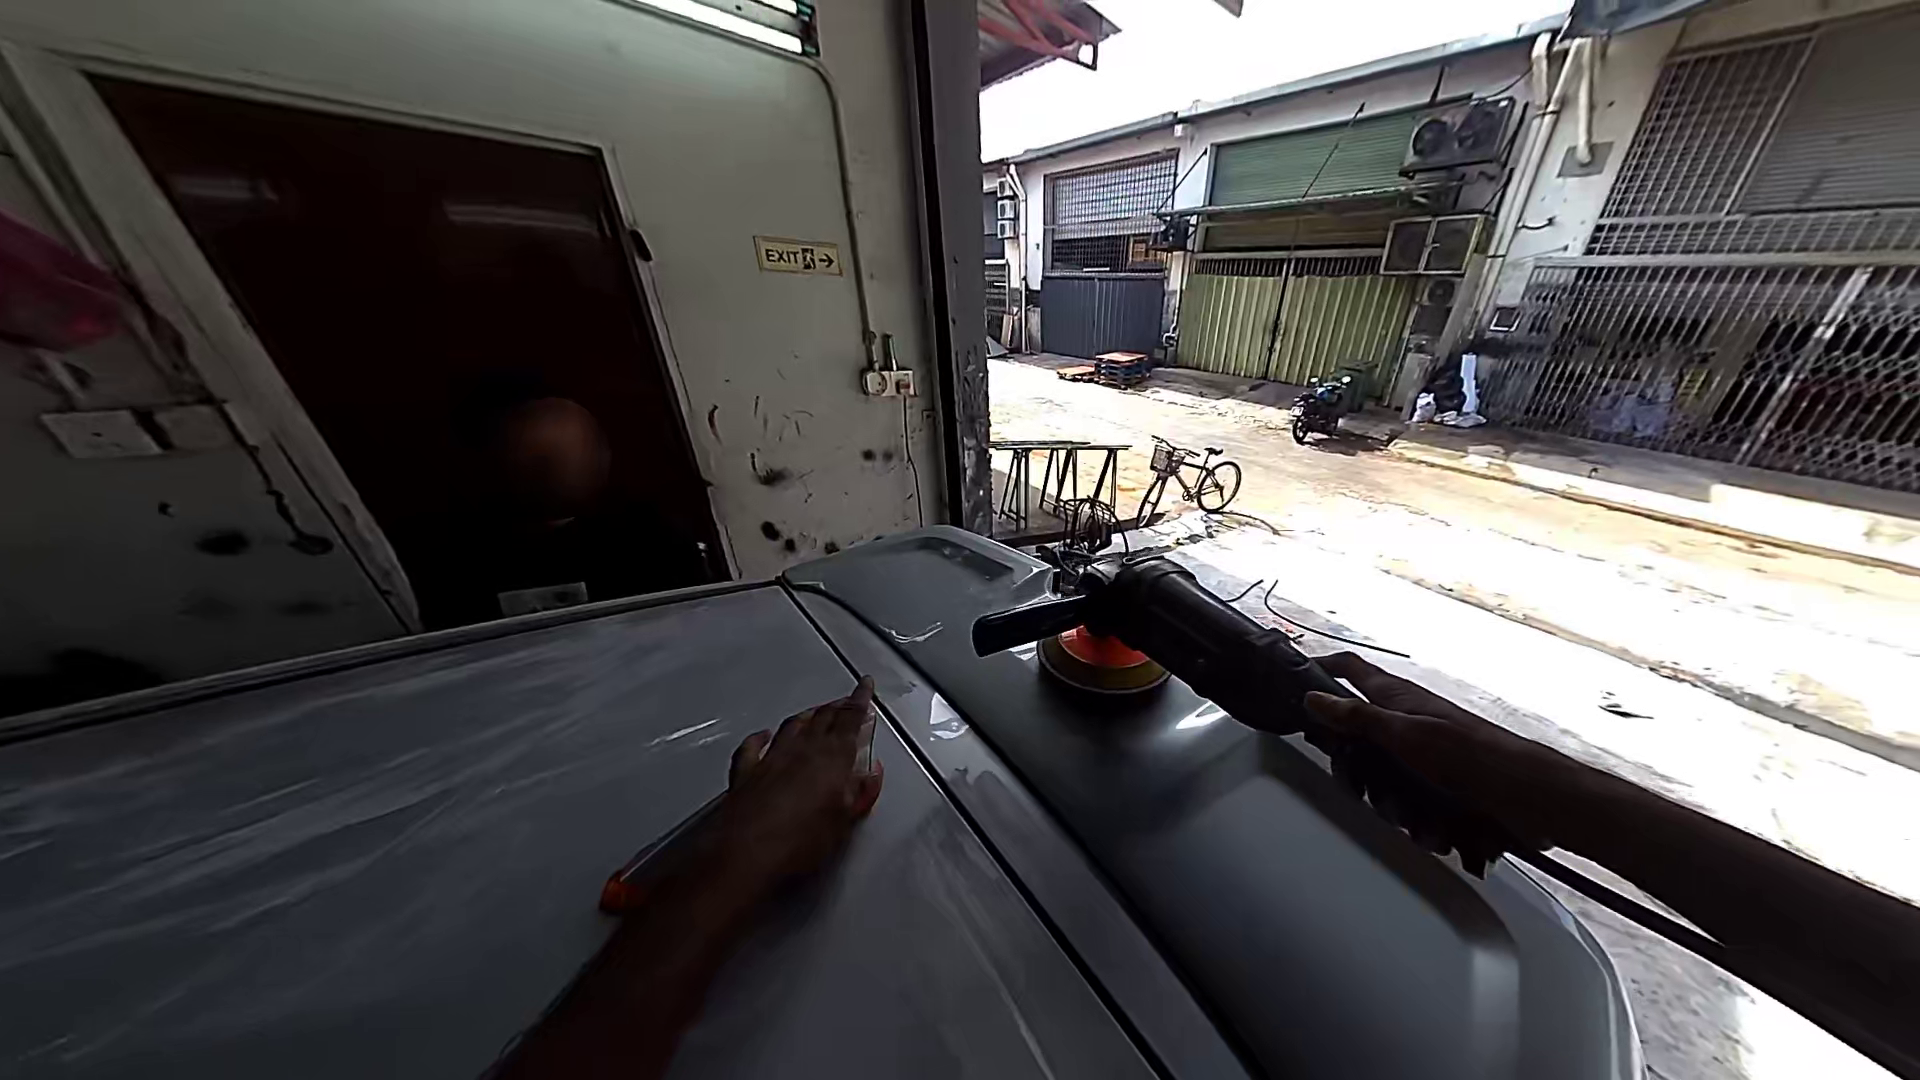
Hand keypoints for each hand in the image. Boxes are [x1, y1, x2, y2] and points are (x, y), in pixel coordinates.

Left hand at [706, 677, 884, 900]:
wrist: (747, 856)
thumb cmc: (799, 841)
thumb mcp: (844, 821)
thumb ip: (861, 792)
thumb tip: (871, 773)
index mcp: (831, 757)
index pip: (850, 718)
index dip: (860, 700)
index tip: (865, 686)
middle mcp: (802, 749)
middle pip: (823, 717)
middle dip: (838, 706)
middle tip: (847, 701)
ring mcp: (771, 758)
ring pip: (793, 725)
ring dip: (807, 716)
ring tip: (816, 711)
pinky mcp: (745, 774)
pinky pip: (753, 747)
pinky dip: (760, 738)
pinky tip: (763, 735)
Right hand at [1304, 653, 1606, 860]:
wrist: (1543, 805)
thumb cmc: (1475, 758)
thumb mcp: (1406, 734)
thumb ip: (1356, 716)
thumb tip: (1312, 696)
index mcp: (1395, 698)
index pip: (1348, 667)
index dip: (1320, 668)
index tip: (1296, 685)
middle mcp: (1404, 723)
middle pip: (1353, 736)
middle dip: (1356, 768)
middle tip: (1358, 784)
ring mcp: (1421, 756)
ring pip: (1380, 777)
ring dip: (1392, 804)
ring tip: (1413, 819)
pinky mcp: (1440, 788)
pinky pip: (1410, 803)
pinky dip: (1420, 821)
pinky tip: (1435, 831)